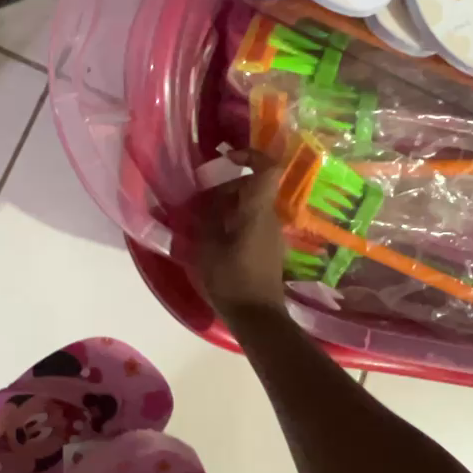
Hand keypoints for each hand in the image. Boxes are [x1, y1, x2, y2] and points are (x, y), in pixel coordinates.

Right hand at [192, 160, 287, 320]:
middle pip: (252, 188)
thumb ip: (206, 218)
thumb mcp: (208, 248)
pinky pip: (251, 222)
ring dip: (227, 206)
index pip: (267, 169)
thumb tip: (205, 198)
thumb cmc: (232, 280)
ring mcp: (272, 233)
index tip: (228, 157)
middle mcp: (269, 217)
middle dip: (226, 187)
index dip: (251, 155)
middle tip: (200, 199)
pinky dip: (233, 222)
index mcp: (257, 211)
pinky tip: (213, 238)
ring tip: (201, 221)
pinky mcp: (269, 248)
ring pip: (250, 205)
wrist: (259, 318)